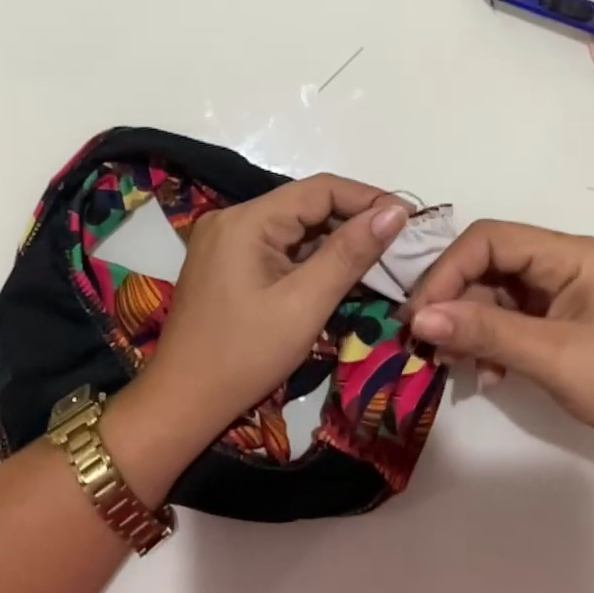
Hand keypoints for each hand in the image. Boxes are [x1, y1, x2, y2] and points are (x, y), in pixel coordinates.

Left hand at [141, 174, 410, 437]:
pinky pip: (278, 248)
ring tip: (382, 257)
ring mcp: (225, 242)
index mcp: (245, 220)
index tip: (411, 219)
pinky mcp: (226, 264)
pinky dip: (310, 258)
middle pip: (305, 205)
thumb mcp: (305, 304)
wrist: (182, 403)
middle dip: (355, 220)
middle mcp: (232, 219)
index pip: (319, 189)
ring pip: (294, 228)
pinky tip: (341, 273)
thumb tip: (395, 212)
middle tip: (402, 242)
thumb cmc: (245, 355)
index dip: (368, 198)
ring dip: (335, 241)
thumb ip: (350, 253)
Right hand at [403, 221, 593, 459]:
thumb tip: (418, 318)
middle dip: (454, 301)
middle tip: (425, 340)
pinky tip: (484, 374)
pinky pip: (511, 321)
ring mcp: (564, 295)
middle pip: (489, 265)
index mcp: (571, 255)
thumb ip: (485, 333)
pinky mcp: (564, 324)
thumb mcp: (554, 357)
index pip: (490, 240)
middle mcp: (565, 265)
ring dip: (468, 326)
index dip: (448, 270)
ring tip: (449, 362)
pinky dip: (490, 343)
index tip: (420, 314)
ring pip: (496, 295)